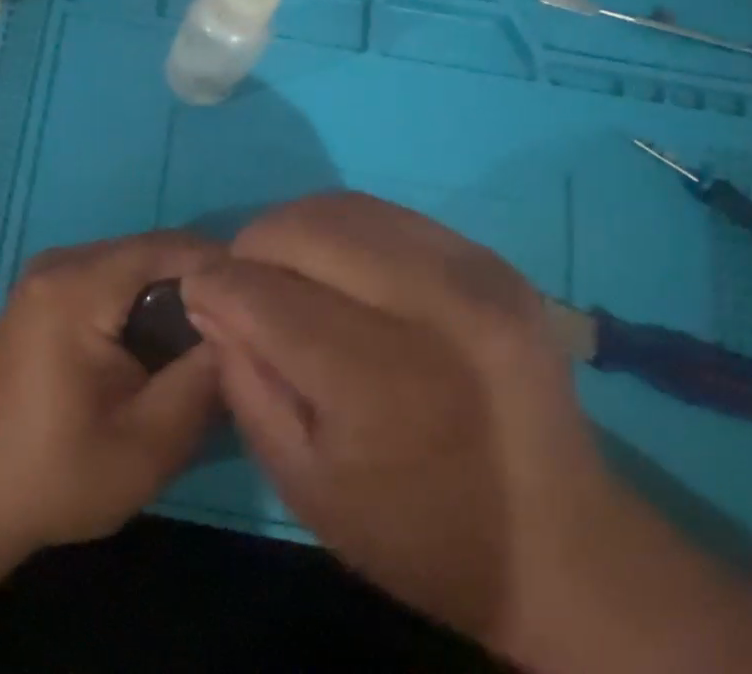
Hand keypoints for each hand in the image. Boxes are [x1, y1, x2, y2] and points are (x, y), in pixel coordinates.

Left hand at [0, 232, 225, 549]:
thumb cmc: (61, 474)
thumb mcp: (152, 440)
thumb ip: (205, 376)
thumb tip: (247, 328)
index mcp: (75, 287)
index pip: (171, 248)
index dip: (226, 271)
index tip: (268, 309)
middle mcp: (56, 265)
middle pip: (151, 253)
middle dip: (202, 288)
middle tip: (245, 334)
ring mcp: (44, 279)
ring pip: (133, 267)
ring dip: (174, 299)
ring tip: (212, 345)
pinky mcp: (42, 298)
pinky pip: (109, 283)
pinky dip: (143, 306)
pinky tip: (164, 349)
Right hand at [180, 193, 626, 658]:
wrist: (558, 546)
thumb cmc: (414, 530)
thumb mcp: (300, 480)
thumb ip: (244, 381)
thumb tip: (208, 300)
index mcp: (380, 378)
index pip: (262, 292)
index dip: (212, 287)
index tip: (193, 297)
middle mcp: (432, 306)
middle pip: (304, 228)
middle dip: (250, 248)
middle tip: (239, 289)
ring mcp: (473, 274)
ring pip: (344, 206)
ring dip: (293, 232)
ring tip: (284, 277)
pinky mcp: (493, 263)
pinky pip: (389, 215)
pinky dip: (342, 232)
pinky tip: (338, 273)